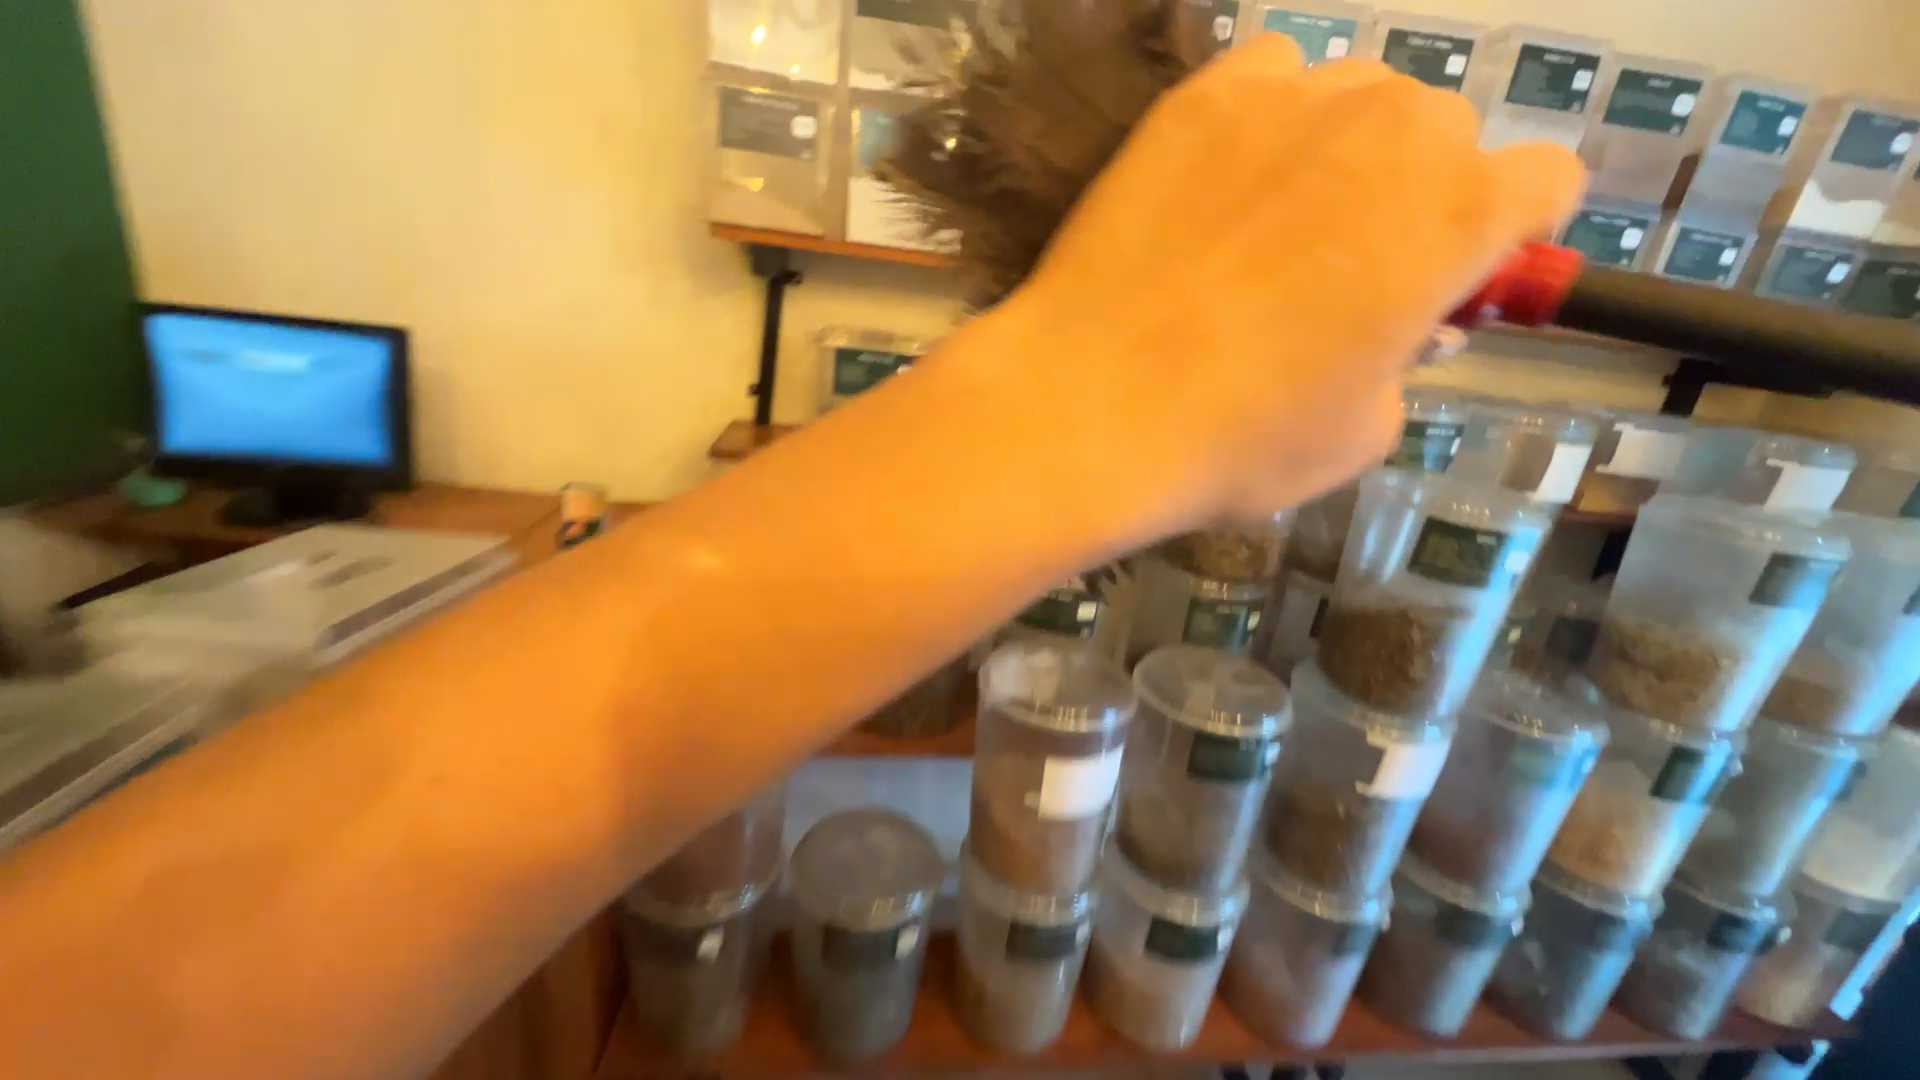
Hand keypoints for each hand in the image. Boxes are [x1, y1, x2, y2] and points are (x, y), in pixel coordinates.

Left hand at [952, 37, 1585, 535]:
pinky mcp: (1199, 98)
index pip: (1543, 185)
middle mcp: (1393, 129)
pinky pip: (1266, 80)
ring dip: (1340, 154)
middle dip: (1413, 197)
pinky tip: (1218, 187)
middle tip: (1340, 271)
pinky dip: (1261, 123)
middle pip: (1443, 137)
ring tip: (1268, 229)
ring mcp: (1290, 102)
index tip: (1452, 280)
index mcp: (1460, 213)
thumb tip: (1393, 326)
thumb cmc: (1237, 439)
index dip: (1503, 238)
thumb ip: (1402, 358)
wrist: (1095, 404)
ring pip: (1357, 101)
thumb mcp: (1360, 432)